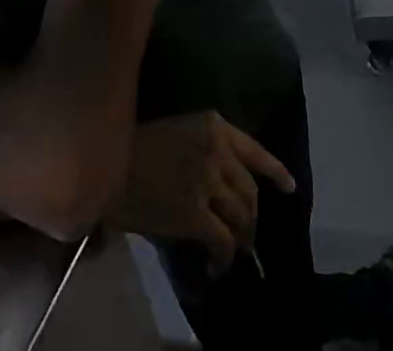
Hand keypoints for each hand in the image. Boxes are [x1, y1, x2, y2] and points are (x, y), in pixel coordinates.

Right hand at [107, 111, 295, 274]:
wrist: (103, 168)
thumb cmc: (132, 148)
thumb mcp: (176, 132)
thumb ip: (205, 149)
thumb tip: (224, 184)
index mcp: (213, 124)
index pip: (255, 150)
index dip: (275, 172)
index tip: (289, 188)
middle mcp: (217, 149)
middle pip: (250, 190)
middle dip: (251, 216)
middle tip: (246, 235)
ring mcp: (208, 180)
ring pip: (241, 216)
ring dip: (241, 239)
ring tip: (234, 251)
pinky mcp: (196, 214)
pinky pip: (222, 241)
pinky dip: (224, 259)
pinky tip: (216, 267)